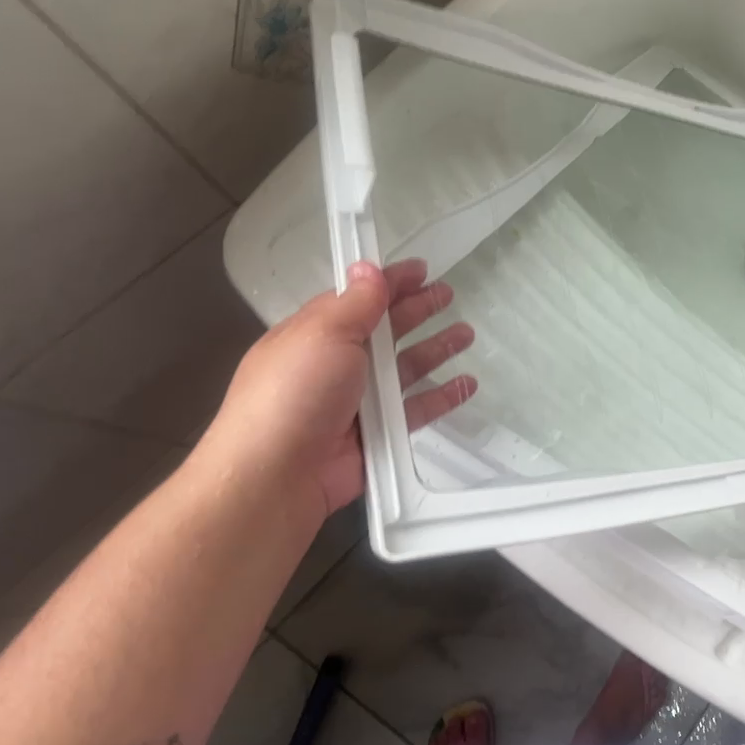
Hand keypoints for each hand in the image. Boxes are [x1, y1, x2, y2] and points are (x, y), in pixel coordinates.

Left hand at [194, 259, 477, 525]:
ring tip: (467, 334)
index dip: (388, 282)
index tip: (421, 268)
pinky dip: (443, 396)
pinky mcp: (378, 435)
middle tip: (449, 295)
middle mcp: (335, 365)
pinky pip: (417, 409)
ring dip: (435, 349)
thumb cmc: (295, 394)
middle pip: (385, 331)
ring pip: (406, 369)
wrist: (277, 476)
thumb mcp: (323, 335)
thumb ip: (355, 303)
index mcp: (314, 336)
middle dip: (416, 310)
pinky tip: (467, 384)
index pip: (356, 299)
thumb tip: (368, 268)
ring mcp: (358, 402)